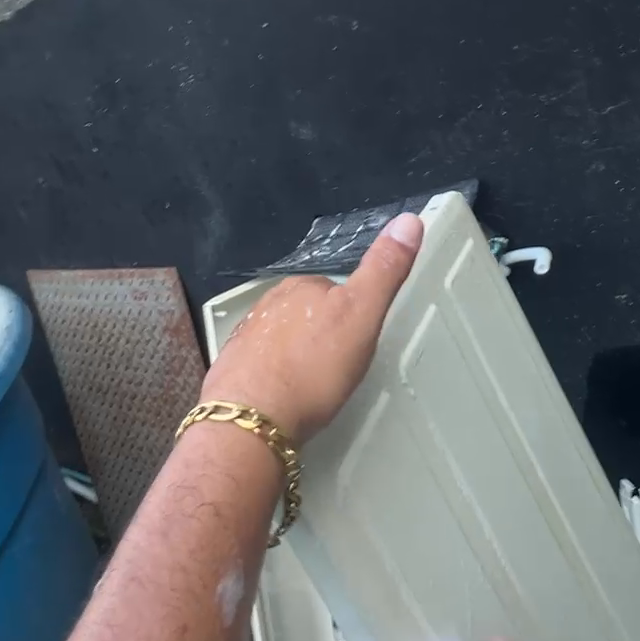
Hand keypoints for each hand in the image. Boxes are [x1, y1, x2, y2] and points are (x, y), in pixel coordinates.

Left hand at [199, 212, 423, 441]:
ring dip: (297, 352)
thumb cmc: (312, 369)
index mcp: (301, 287)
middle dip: (321, 330)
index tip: (359, 334)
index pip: (332, 287)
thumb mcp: (362, 315)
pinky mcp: (231, 370)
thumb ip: (384, 270)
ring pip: (281, 336)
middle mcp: (268, 304)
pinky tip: (284, 395)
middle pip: (305, 310)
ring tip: (314, 382)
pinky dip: (274, 374)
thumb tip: (408, 220)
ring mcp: (246, 337)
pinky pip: (261, 364)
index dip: (350, 310)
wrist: (251, 421)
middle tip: (340, 362)